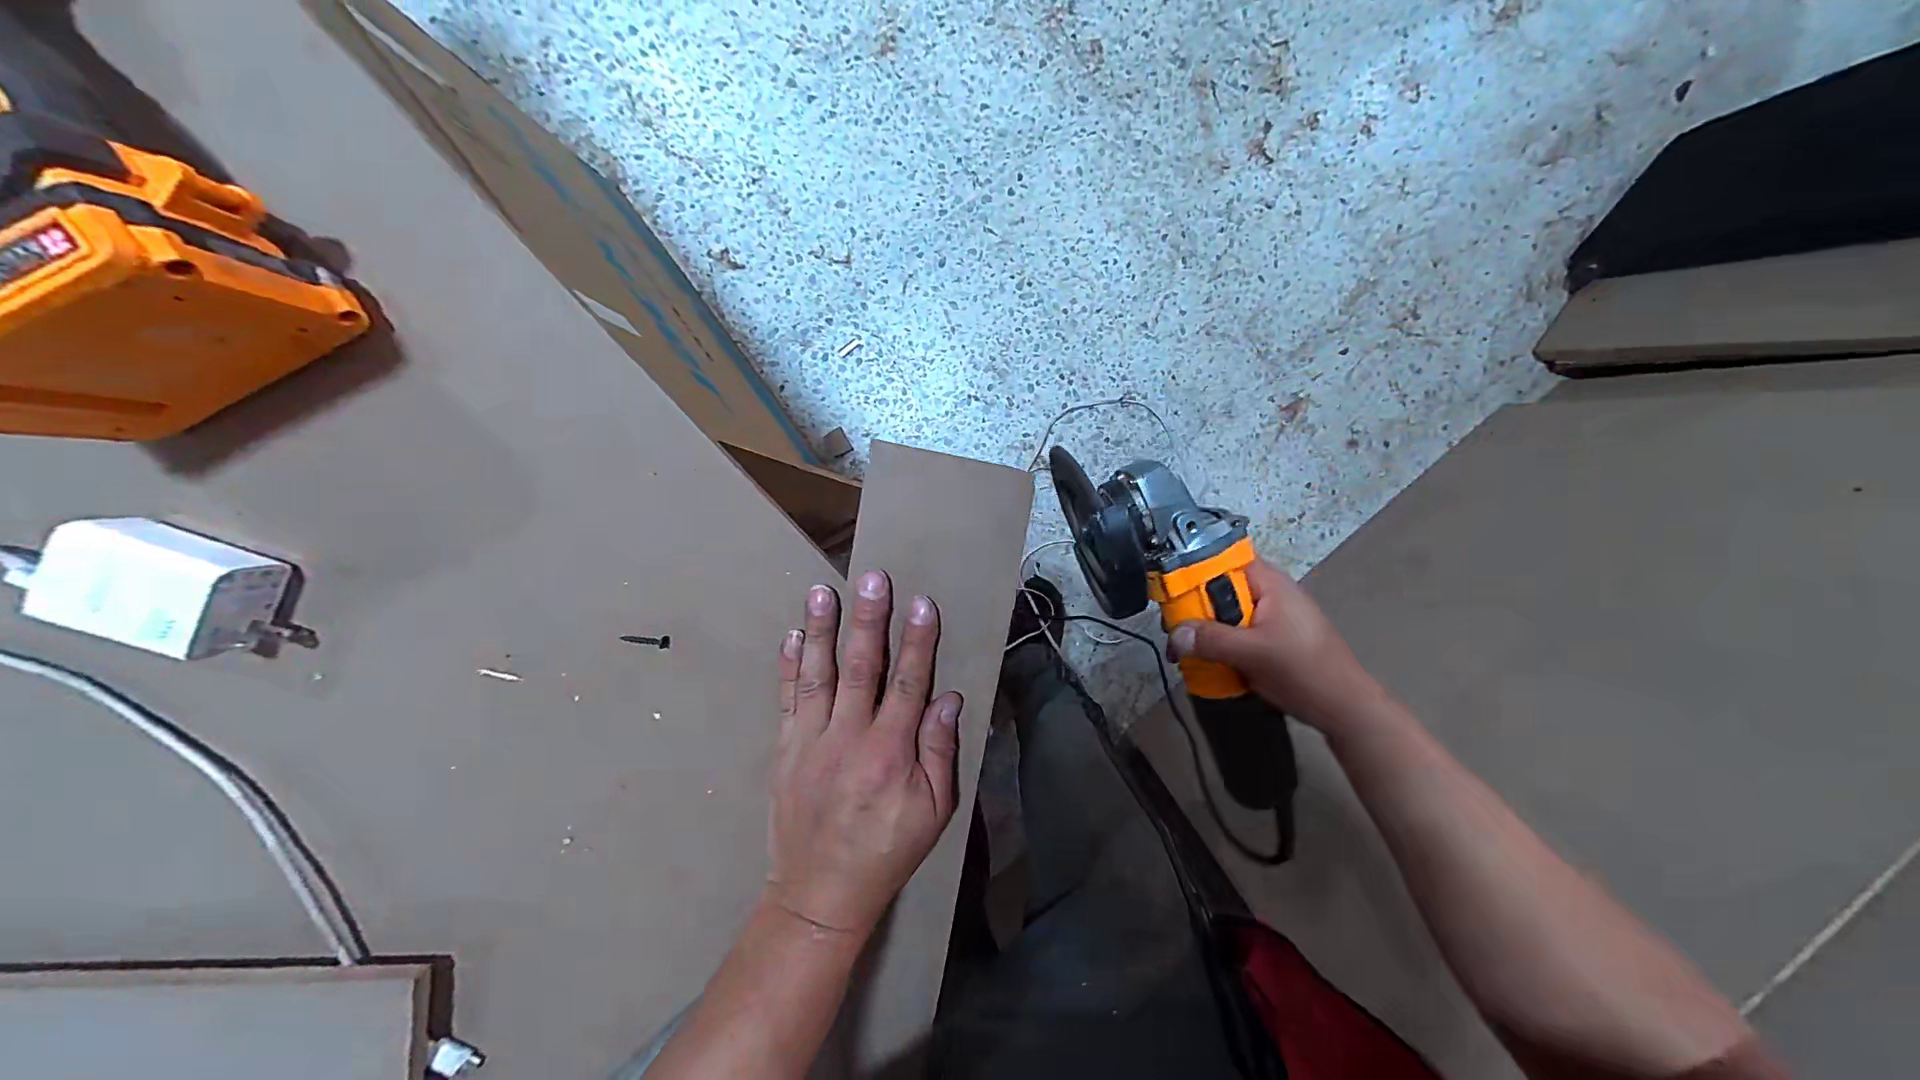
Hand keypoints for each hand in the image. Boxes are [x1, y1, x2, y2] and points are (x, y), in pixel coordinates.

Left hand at [766, 570, 963, 937]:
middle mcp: (849, 738)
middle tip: (872, 579)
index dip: (918, 642)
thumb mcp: (933, 812)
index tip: (922, 604)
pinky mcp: (786, 748)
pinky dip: (790, 665)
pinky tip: (794, 635)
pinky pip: (787, 699)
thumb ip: (940, 751)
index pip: (909, 684)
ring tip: (822, 591)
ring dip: (822, 630)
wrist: (818, 892)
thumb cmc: (886, 851)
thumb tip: (948, 699)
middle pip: (861, 668)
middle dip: (868, 620)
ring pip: (819, 674)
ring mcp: (811, 740)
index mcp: (891, 753)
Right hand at [1166, 556, 1383, 734]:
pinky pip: (1236, 631)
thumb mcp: (1253, 653)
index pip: (1224, 557)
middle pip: (1220, 586)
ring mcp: (1272, 616)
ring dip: (1207, 629)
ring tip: (1189, 648)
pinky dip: (1221, 643)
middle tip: (1176, 627)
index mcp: (1269, 582)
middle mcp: (1269, 592)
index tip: (1170, 588)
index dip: (1194, 566)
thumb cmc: (1306, 671)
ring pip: (1226, 612)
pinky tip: (1211, 661)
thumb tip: (1174, 636)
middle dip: (1196, 606)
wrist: (1346, 709)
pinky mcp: (1271, 638)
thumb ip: (1211, 641)